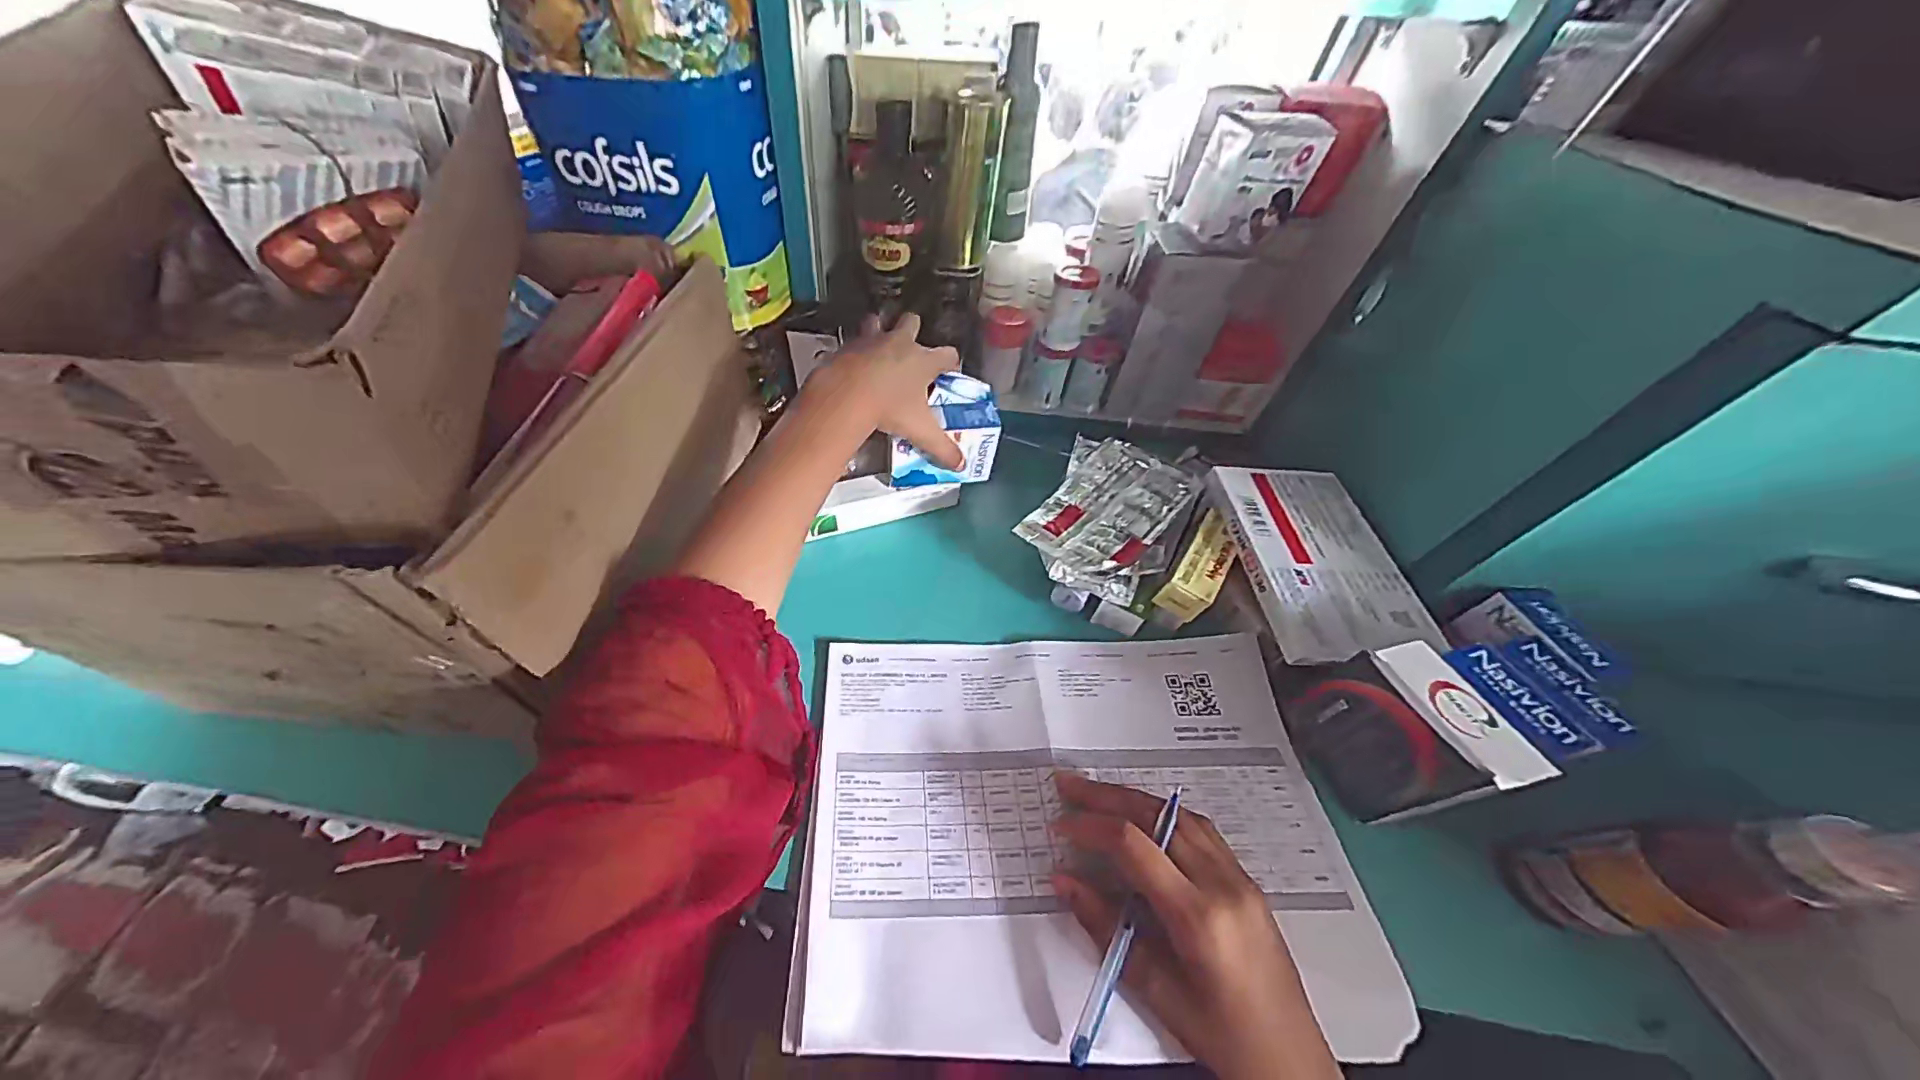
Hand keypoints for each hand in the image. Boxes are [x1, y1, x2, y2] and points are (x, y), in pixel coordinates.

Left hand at [800, 312, 962, 470]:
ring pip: (877, 322)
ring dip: (878, 328)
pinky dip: (851, 350)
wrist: (846, 395)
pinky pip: (850, 342)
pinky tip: (850, 362)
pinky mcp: (846, 347)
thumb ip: (942, 447)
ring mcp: (871, 341)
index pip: (947, 355)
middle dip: (913, 328)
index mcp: (923, 361)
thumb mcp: (920, 431)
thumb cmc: (889, 408)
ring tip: (877, 340)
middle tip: (911, 343)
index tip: (950, 367)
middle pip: (912, 322)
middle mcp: (900, 344)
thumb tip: (959, 463)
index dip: (951, 361)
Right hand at [1051, 774, 1339, 1079]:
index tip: (1061, 825)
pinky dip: (1164, 813)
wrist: (1290, 1061)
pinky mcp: (1246, 882)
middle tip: (1070, 785)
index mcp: (1199, 916)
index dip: (1090, 826)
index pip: (1134, 845)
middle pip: (1157, 815)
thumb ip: (1105, 928)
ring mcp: (1240, 879)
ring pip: (1180, 815)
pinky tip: (1144, 816)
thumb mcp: (1155, 989)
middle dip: (1106, 796)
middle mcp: (1224, 885)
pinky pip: (1201, 830)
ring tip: (1099, 794)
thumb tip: (1066, 884)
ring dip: (1135, 799)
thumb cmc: (1225, 1038)